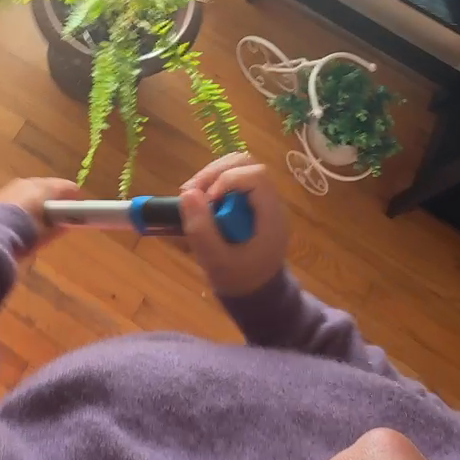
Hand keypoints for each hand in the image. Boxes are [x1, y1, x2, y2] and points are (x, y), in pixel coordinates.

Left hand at [0, 176, 80, 253]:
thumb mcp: (45, 234)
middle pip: (47, 186)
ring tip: (40, 213)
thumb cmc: (25, 232)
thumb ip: (58, 227)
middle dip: (53, 197)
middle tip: (59, 210)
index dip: (72, 195)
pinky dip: (23, 202)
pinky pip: (18, 195)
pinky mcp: (0, 193)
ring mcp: (13, 186)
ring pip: (31, 189)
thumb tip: (66, 225)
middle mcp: (29, 182)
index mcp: (44, 187)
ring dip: (37, 198)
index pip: (65, 186)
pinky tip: (23, 214)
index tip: (78, 204)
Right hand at [178, 154, 289, 297]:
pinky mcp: (251, 202)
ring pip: (237, 167)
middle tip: (190, 192)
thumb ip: (203, 231)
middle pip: (245, 163)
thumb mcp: (217, 262)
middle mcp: (271, 201)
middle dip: (214, 173)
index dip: (227, 180)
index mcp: (272, 215)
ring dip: (211, 176)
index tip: (206, 201)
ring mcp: (262, 200)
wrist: (259, 295)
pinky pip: (232, 179)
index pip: (255, 175)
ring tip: (190, 197)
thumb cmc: (241, 281)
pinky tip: (200, 202)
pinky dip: (213, 184)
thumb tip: (187, 194)